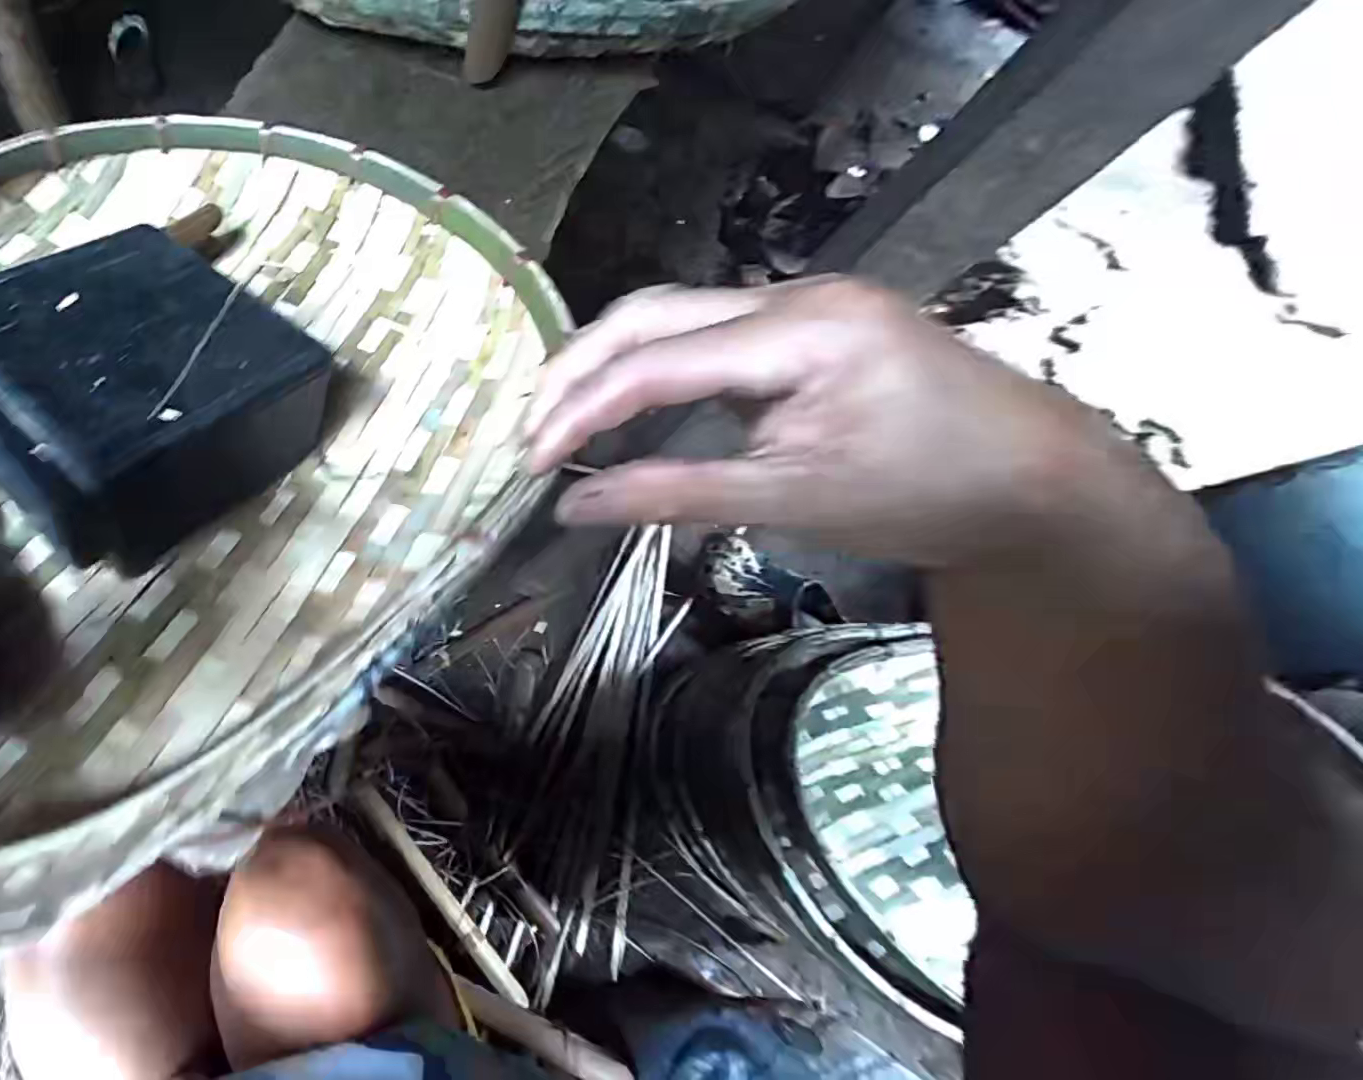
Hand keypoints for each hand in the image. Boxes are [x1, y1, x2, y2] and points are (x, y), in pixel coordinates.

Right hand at [525, 277, 1168, 567]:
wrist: (1030, 481)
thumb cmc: (919, 495)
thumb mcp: (786, 501)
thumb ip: (669, 497)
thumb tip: (570, 508)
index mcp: (800, 333)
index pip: (655, 363)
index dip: (580, 412)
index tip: (531, 462)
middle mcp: (789, 296)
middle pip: (646, 313)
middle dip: (574, 371)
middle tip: (529, 432)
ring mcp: (791, 303)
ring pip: (664, 315)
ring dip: (600, 363)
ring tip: (555, 418)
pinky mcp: (790, 325)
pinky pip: (692, 334)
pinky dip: (639, 368)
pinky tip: (614, 403)